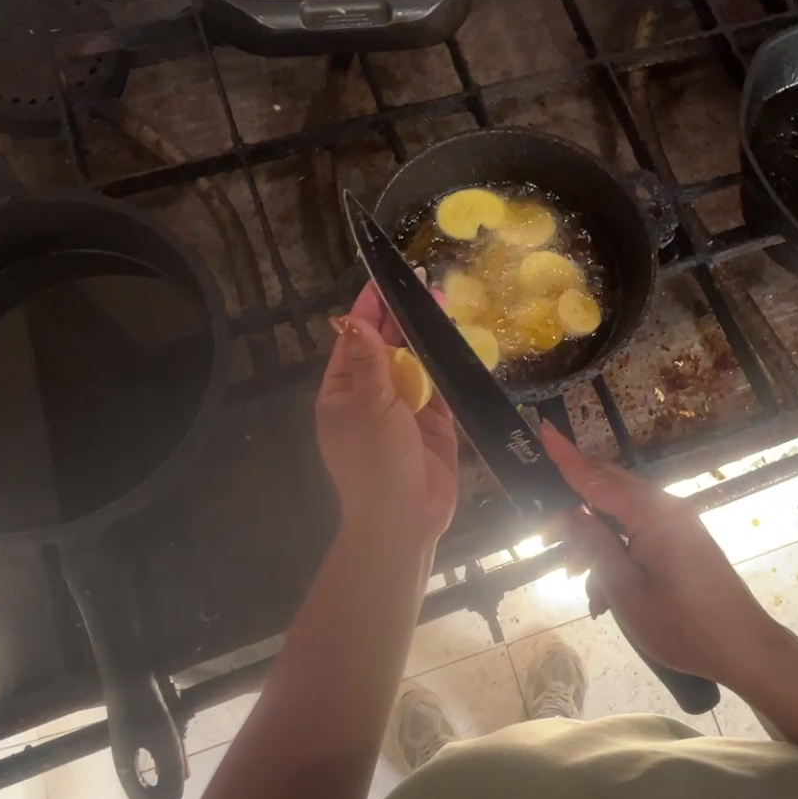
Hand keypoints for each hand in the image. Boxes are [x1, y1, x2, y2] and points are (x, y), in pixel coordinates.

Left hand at [316, 284, 458, 548]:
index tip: (383, 280)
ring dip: (426, 335)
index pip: (354, 340)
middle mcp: (371, 396)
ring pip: (416, 363)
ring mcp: (404, 409)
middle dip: (401, 318)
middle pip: (387, 347)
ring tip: (443, 301)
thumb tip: (354, 318)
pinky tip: (455, 337)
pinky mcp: (435, 422)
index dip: (368, 310)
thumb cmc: (375, 461)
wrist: (404, 518)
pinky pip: (439, 385)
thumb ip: (370, 361)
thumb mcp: (368, 406)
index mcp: (342, 392)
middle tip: (423, 283)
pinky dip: (446, 363)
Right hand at [542, 423, 783, 687]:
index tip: (543, 428)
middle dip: (573, 510)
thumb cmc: (683, 625)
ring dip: (594, 541)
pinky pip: (638, 533)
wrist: (744, 649)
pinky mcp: (682, 541)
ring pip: (620, 516)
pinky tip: (605, 593)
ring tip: (577, 580)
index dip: (566, 456)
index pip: (597, 477)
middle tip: (545, 538)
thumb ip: (594, 547)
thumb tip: (570, 513)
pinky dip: (616, 553)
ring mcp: (677, 523)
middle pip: (608, 489)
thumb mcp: (626, 590)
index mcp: (652, 514)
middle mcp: (666, 508)